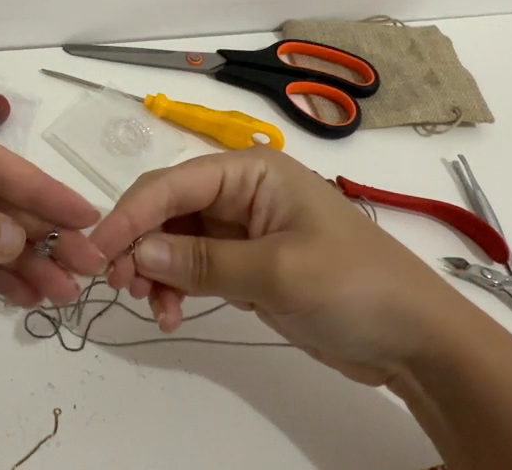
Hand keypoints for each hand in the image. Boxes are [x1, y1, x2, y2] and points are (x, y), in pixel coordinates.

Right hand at [89, 147, 472, 385]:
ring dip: (154, 269)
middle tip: (120, 285)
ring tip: (151, 306)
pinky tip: (171, 313)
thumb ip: (204, 260)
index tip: (95, 249)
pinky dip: (175, 286)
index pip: (174, 183)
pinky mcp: (246, 264)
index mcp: (251, 170)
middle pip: (168, 208)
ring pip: (175, 239)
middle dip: (139, 242)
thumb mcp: (278, 272)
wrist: (416, 340)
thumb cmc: (354, 286)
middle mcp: (241, 191)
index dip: (130, 213)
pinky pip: (193, 266)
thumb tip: (137, 249)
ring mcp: (242, 229)